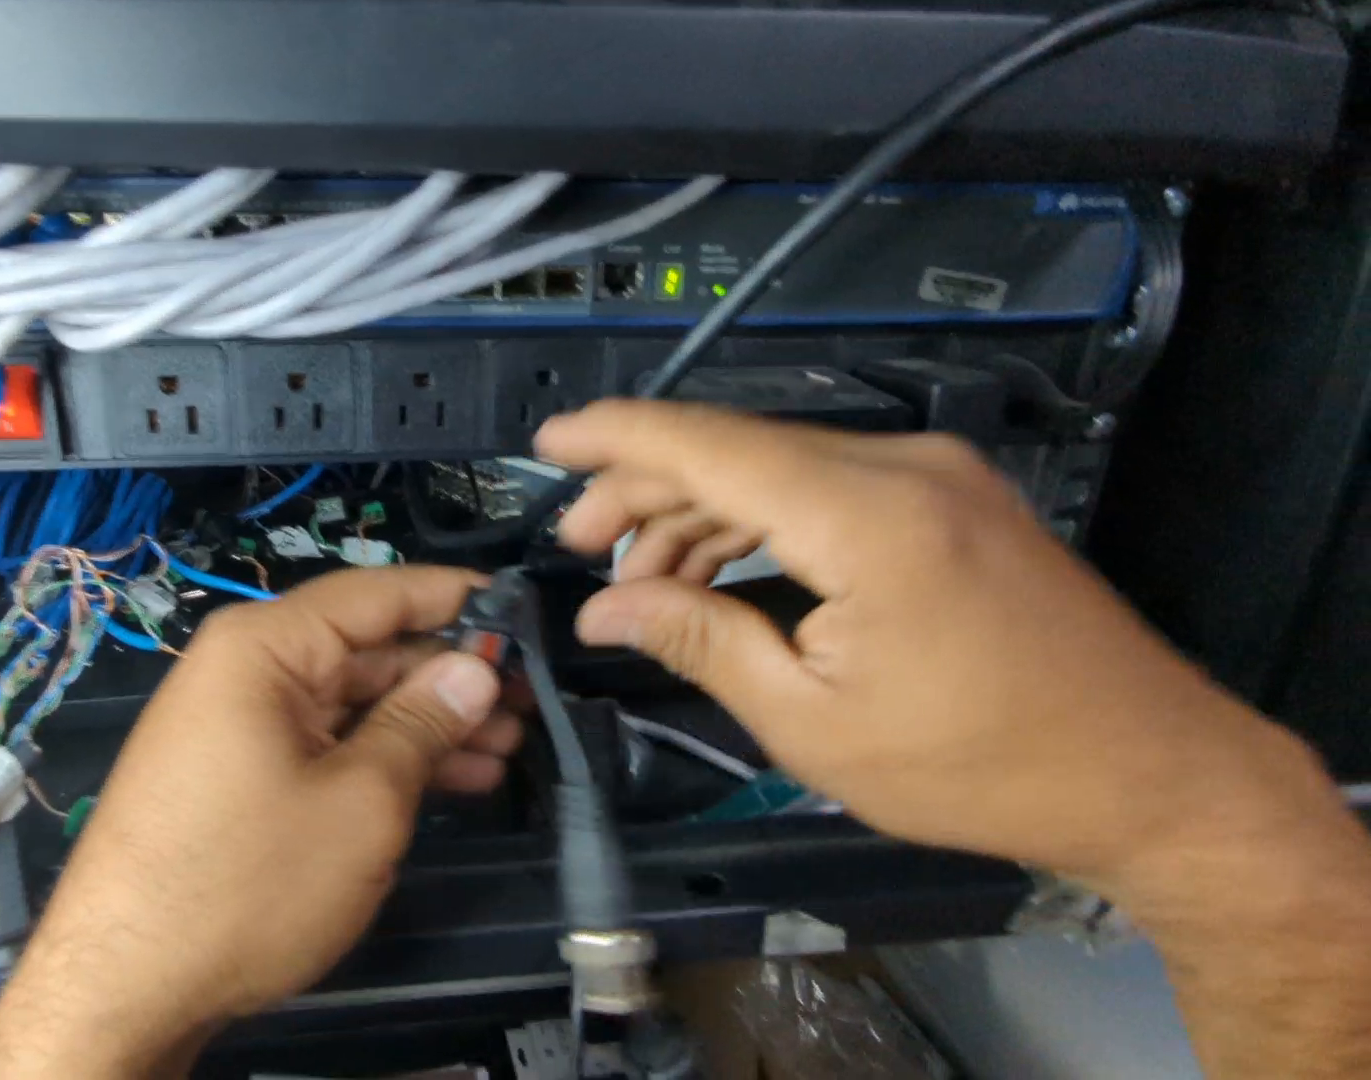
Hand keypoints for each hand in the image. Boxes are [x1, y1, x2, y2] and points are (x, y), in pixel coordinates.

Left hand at [0, 566, 522, 1077]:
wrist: (120, 994)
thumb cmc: (246, 880)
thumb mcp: (360, 800)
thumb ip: (424, 722)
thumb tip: (476, 666)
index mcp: (266, 646)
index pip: (376, 593)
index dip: (452, 596)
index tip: (517, 606)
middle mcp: (250, 669)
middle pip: (368, 650)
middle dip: (449, 674)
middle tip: (525, 699)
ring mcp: (244, 723)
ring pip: (355, 702)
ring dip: (429, 722)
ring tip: (506, 744)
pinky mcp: (244, 772)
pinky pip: (329, 743)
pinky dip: (387, 757)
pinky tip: (454, 779)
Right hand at [537, 401, 1354, 890]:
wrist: (1154, 777)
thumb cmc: (977, 765)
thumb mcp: (810, 722)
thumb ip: (698, 642)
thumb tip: (604, 611)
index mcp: (868, 519)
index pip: (711, 446)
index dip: (618, 437)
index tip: (550, 440)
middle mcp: (898, 468)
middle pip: (731, 451)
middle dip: (642, 492)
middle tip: (581, 545)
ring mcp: (926, 475)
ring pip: (768, 467)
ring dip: (693, 513)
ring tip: (639, 578)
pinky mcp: (938, 497)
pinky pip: (815, 488)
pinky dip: (751, 522)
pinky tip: (711, 569)